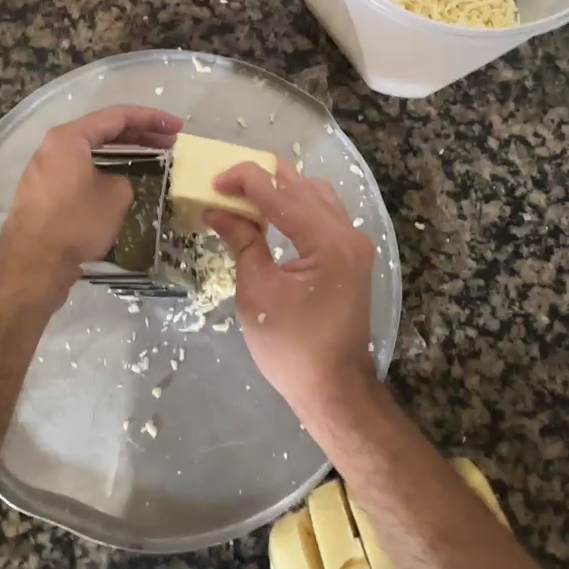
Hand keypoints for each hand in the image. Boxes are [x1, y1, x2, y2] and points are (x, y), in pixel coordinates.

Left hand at [0, 104, 181, 306]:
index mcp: (69, 138)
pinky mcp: (45, 194)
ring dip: (123, 153)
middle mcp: (54, 148)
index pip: (117, 116)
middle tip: (170, 141)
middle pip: (103, 131)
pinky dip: (105, 169)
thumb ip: (124, 179)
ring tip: (152, 158)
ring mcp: (46, 171)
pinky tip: (122, 180)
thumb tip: (115, 183)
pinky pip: (80, 171)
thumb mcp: (116, 196)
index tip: (177, 127)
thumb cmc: (77, 221)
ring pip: (91, 152)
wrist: (33, 264)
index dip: (151, 119)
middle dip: (139, 134)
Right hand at [204, 161, 378, 413]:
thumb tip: (217, 209)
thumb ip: (242, 242)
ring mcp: (355, 243)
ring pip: (316, 195)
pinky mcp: (352, 255)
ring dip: (281, 190)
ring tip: (245, 197)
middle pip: (302, 187)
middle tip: (225, 185)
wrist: (334, 389)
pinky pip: (324, 214)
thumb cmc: (292, 348)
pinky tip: (272, 215)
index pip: (281, 194)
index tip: (213, 180)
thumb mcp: (257, 292)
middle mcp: (349, 234)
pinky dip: (297, 206)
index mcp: (328, 242)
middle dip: (262, 180)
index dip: (245, 181)